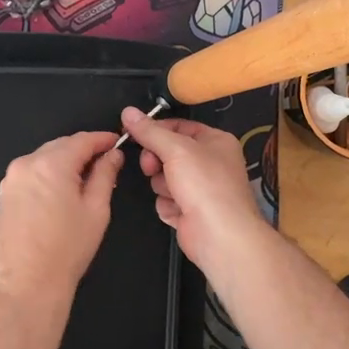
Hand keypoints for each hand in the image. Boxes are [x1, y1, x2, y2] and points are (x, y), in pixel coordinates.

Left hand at [0, 132, 122, 306]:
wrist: (30, 283)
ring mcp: (11, 178)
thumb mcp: (96, 209)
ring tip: (84, 181)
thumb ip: (105, 175)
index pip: (81, 140)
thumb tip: (112, 155)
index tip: (116, 142)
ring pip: (45, 158)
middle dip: (83, 151)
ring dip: (65, 162)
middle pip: (61, 146)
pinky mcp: (5, 193)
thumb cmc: (68, 248)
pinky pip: (32, 172)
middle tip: (105, 164)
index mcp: (51, 164)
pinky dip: (48, 174)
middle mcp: (27, 164)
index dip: (102, 139)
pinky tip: (61, 192)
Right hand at [120, 108, 267, 268]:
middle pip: (168, 153)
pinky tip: (178, 211)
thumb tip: (127, 111)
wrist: (220, 236)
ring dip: (163, 186)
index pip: (179, 126)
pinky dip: (168, 205)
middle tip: (152, 167)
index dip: (156, 130)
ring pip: (164, 178)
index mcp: (215, 141)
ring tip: (175, 194)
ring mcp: (200, 189)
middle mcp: (210, 163)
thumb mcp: (175, 149)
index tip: (133, 133)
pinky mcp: (191, 212)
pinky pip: (167, 200)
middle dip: (157, 162)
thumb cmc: (205, 184)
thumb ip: (150, 131)